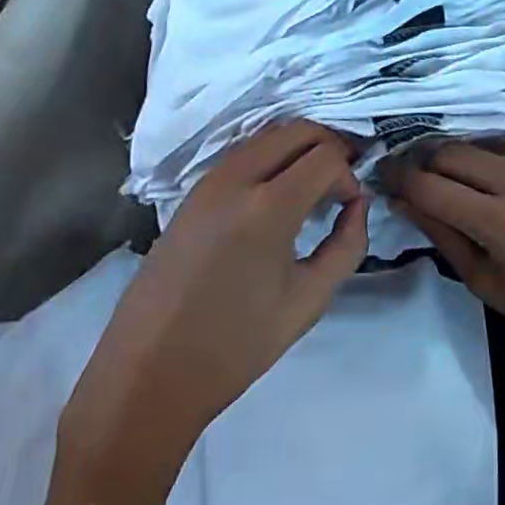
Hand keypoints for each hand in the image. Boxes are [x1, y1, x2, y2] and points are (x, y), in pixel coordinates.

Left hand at [66, 121, 369, 442]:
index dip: (348, 175)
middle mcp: (236, 179)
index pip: (326, 155)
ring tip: (310, 190)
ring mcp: (207, 181)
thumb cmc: (236, 345)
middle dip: (328, 148)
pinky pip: (242, 153)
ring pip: (268, 135)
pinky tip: (276, 197)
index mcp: (268, 208)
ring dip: (298, 149)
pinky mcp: (191, 192)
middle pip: (297, 130)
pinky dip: (270, 158)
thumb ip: (347, 244)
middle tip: (339, 186)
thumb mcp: (309, 300)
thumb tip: (357, 204)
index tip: (349, 206)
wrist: (148, 374)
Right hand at [386, 135, 504, 364]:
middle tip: (419, 176)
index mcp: (503, 220)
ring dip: (468, 160)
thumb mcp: (486, 282)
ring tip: (468, 182)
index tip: (386, 177)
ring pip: (486, 142)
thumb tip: (402, 199)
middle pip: (453, 151)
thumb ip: (441, 234)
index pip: (430, 185)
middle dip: (427, 162)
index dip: (400, 179)